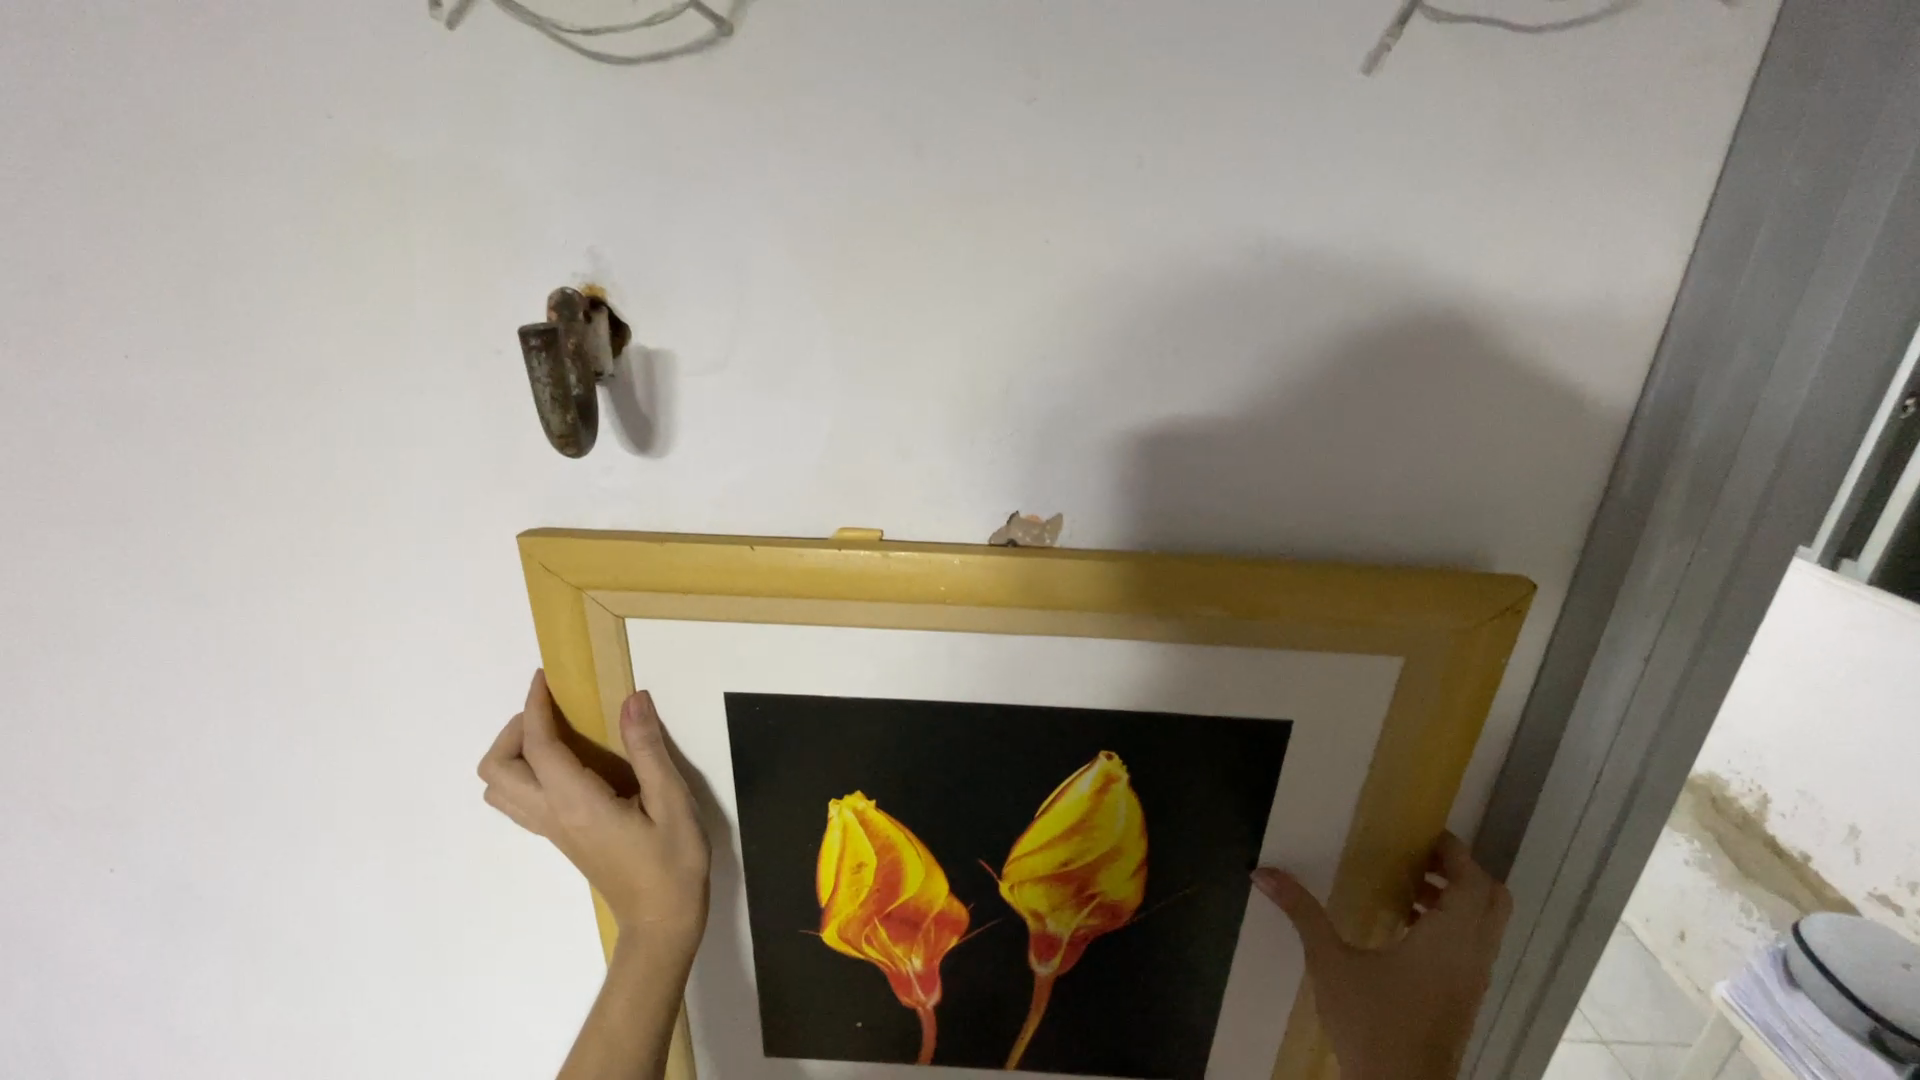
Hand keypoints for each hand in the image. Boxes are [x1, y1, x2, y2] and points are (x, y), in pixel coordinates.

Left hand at [479, 671, 711, 951]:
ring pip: (501, 790)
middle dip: (515, 730)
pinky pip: (521, 800)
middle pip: (498, 770)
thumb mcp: (672, 801)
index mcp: (576, 803)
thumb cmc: (672, 862)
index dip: (535, 707)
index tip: (544, 677)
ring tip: (556, 733)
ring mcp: (553, 831)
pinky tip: (568, 764)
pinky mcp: (562, 838)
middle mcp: (553, 815)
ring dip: (515, 754)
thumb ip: (648, 749)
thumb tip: (632, 699)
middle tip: (555, 709)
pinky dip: (528, 771)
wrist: (662, 921)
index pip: (537, 746)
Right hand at [1253, 832, 1510, 1079]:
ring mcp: (1473, 980)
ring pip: (1486, 925)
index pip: (1471, 881)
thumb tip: (1262, 872)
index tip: (1424, 834)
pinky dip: (1453, 926)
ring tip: (1408, 890)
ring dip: (1458, 899)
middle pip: (1493, 899)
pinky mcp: (1465, 999)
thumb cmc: (1370, 1021)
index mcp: (1448, 939)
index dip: (1455, 853)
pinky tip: (1406, 931)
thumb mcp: (1329, 962)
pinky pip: (1473, 947)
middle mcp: (1472, 955)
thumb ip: (1302, 913)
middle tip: (1419, 859)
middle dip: (1462, 872)